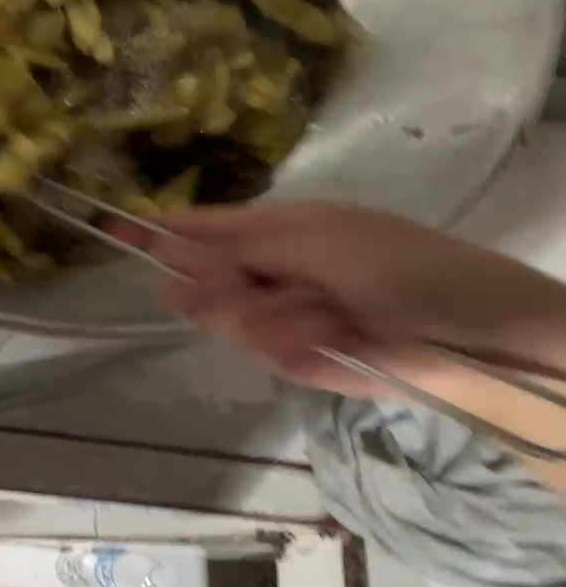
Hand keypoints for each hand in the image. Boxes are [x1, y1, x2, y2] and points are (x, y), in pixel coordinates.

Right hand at [116, 201, 565, 395]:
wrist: (474, 335)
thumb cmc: (404, 267)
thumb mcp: (313, 239)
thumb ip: (233, 246)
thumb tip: (162, 246)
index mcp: (269, 233)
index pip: (193, 230)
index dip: (152, 232)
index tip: (110, 232)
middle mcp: (261, 273)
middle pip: (193, 280)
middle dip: (216, 286)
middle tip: (249, 287)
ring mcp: (270, 316)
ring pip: (219, 318)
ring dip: (265, 316)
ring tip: (321, 315)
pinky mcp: (283, 356)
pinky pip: (253, 347)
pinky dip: (289, 342)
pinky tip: (329, 338)